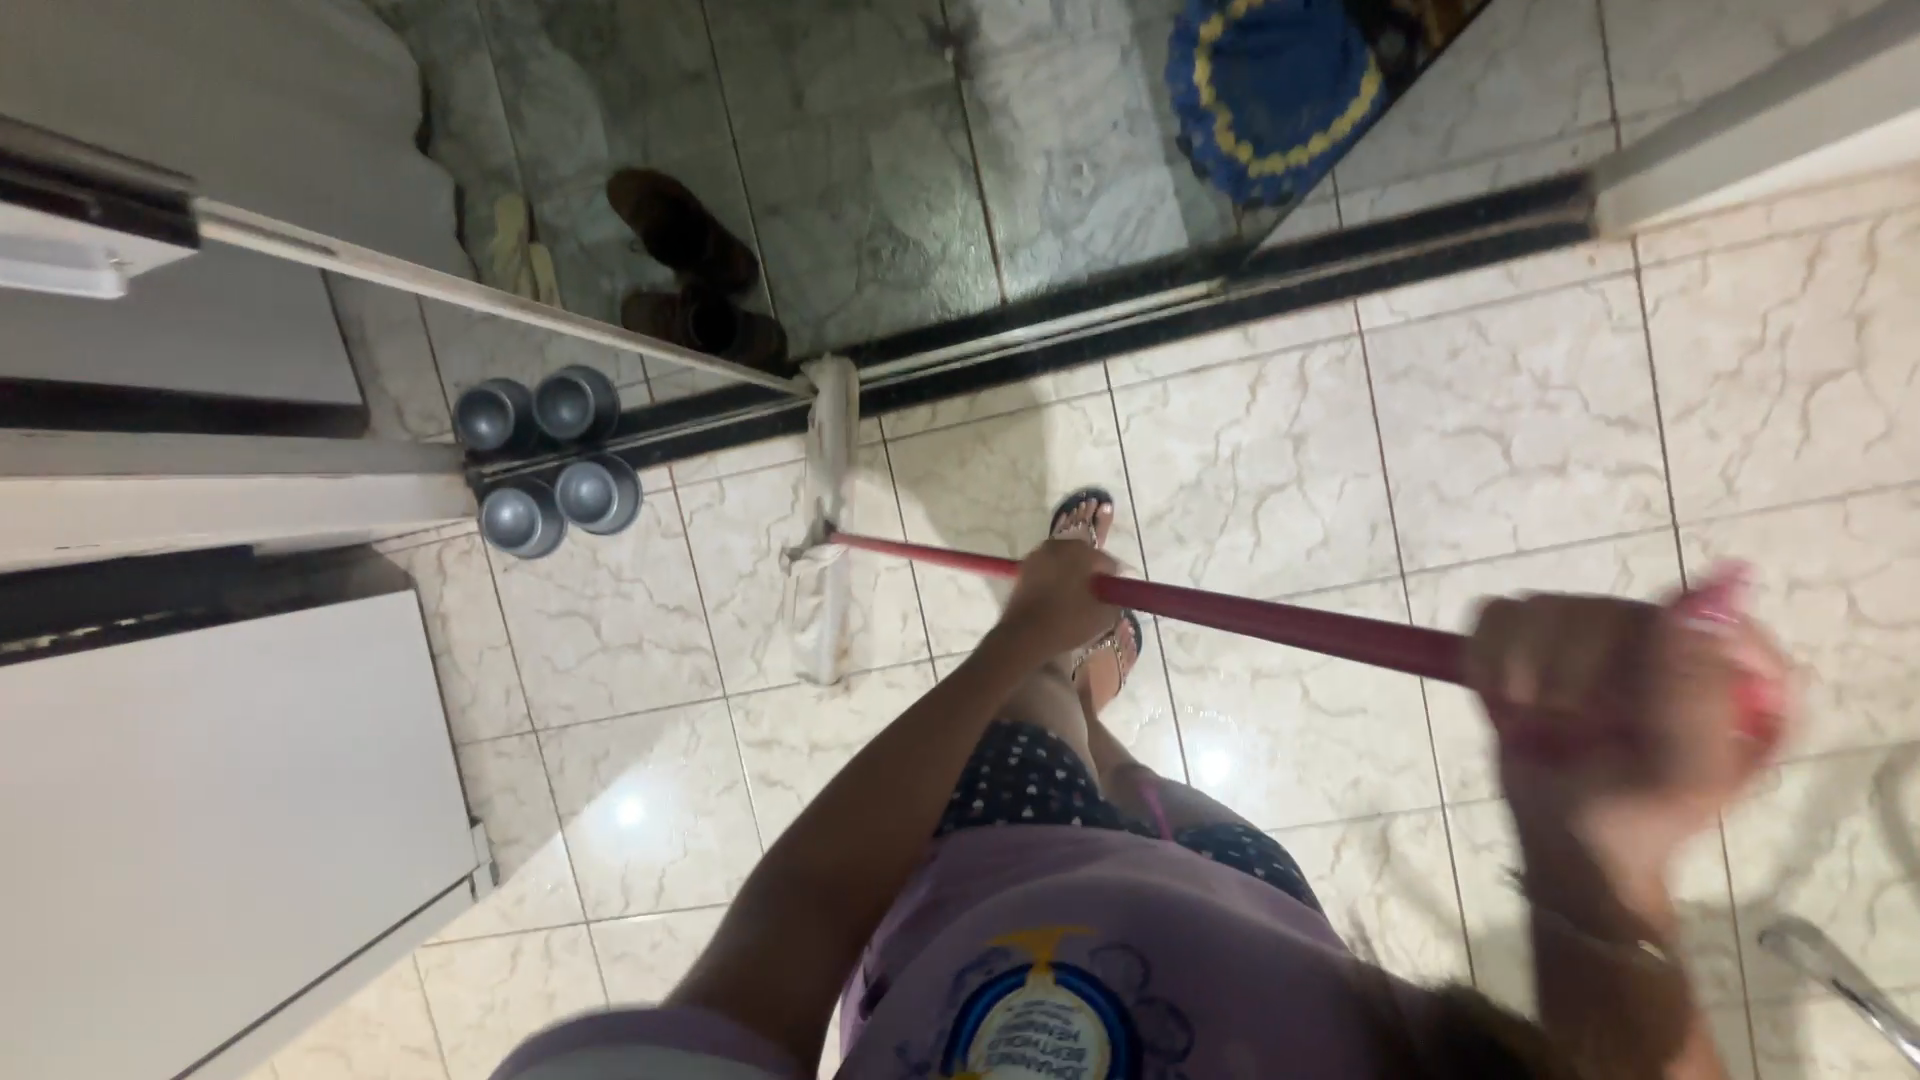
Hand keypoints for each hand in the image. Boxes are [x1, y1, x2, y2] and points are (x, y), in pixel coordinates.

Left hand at [994, 538, 1120, 659]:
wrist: (1024, 635)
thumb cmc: (1067, 622)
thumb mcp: (1104, 616)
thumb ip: (1115, 600)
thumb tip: (1114, 596)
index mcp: (1080, 551)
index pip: (1106, 562)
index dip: (1111, 580)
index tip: (1111, 597)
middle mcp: (1057, 545)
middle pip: (1083, 557)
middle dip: (1090, 573)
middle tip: (1094, 597)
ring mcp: (1037, 555)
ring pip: (1063, 562)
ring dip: (1071, 574)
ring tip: (1074, 599)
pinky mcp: (1022, 569)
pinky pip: (1047, 570)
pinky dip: (1054, 579)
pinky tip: (1056, 598)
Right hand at [1467, 566, 1793, 899]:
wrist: (1564, 837)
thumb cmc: (1636, 816)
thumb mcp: (1681, 768)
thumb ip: (1693, 683)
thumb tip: (1720, 580)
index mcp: (1731, 666)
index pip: (1686, 611)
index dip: (1638, 654)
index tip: (1616, 711)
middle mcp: (1664, 637)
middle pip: (1595, 606)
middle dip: (1565, 673)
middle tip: (1567, 725)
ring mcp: (1592, 634)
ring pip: (1538, 606)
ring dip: (1520, 671)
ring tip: (1535, 719)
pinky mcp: (1529, 639)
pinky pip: (1495, 614)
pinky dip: (1486, 659)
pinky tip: (1506, 700)